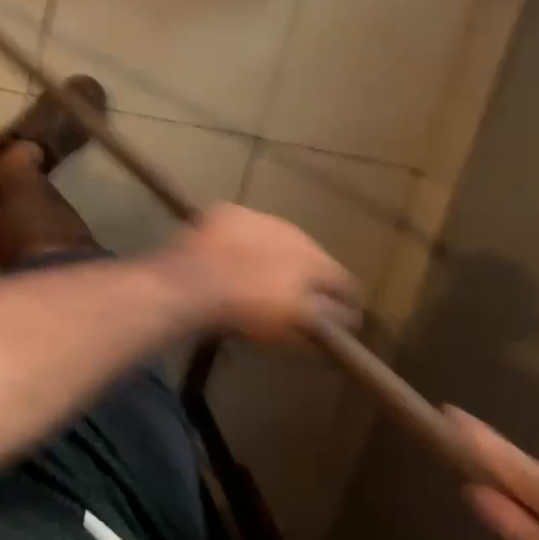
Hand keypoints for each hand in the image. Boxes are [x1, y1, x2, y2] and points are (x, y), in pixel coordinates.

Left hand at [160, 203, 358, 340]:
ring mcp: (260, 217)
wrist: (193, 283)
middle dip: (307, 272)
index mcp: (315, 262)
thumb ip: (322, 319)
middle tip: (296, 291)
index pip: (343, 281)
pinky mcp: (228, 212)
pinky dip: (243, 239)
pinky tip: (234, 254)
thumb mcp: (292, 327)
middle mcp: (294, 233)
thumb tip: (342, 318)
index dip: (345, 299)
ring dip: (275, 252)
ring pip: (278, 236)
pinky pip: (244, 226)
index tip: (342, 312)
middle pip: (311, 254)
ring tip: (262, 271)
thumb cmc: (246, 313)